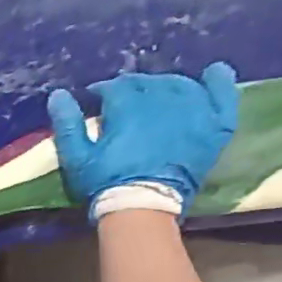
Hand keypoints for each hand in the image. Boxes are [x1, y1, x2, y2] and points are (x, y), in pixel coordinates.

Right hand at [46, 63, 239, 220]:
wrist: (143, 208)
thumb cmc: (105, 182)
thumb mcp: (76, 156)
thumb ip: (67, 124)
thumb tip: (58, 95)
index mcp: (129, 108)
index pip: (117, 86)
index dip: (104, 90)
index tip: (95, 99)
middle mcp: (165, 103)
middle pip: (150, 82)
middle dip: (133, 88)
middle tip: (121, 102)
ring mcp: (194, 114)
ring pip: (182, 86)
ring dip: (166, 85)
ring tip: (154, 95)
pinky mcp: (214, 129)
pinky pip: (223, 98)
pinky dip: (220, 83)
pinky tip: (214, 73)